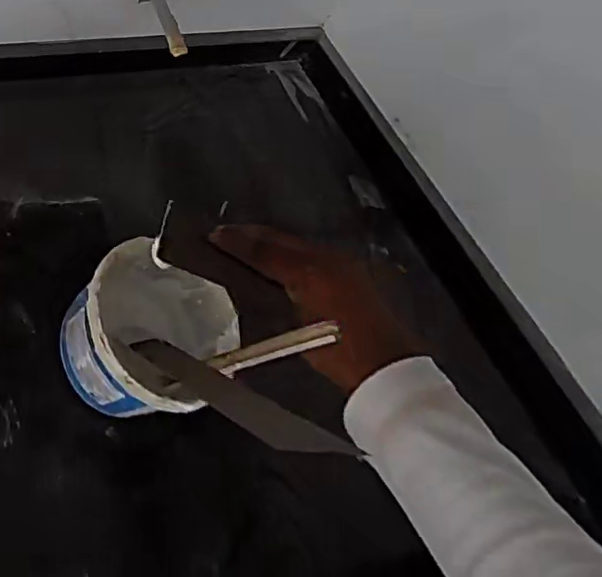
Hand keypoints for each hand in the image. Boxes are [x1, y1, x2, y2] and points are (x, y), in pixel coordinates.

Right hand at [210, 224, 421, 393]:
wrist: (389, 371)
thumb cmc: (338, 352)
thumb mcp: (296, 326)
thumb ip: (270, 294)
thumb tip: (246, 277)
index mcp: (311, 268)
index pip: (265, 249)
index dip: (236, 241)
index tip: (213, 235)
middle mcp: (327, 257)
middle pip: (280, 237)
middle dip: (249, 233)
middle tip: (223, 231)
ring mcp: (341, 263)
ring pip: (294, 241)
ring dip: (267, 239)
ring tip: (242, 239)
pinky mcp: (350, 273)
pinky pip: (309, 251)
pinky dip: (286, 248)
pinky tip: (275, 256)